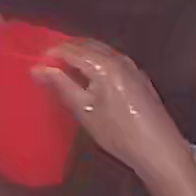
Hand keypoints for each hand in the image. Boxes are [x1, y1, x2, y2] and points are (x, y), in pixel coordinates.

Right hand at [34, 40, 190, 184]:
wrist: (161, 151)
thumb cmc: (118, 132)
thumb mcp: (84, 110)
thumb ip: (61, 84)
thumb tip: (38, 68)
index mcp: (103, 64)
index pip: (69, 49)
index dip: (49, 53)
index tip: (34, 63)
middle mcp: (117, 58)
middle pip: (85, 44)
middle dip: (64, 49)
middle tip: (46, 63)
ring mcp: (130, 65)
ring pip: (98, 49)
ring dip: (79, 53)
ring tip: (62, 68)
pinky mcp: (138, 75)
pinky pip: (110, 57)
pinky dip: (94, 59)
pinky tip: (88, 74)